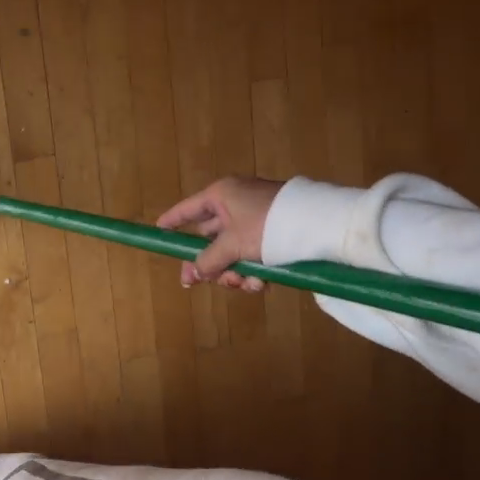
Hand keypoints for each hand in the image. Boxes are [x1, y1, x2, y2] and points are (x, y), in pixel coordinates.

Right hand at [153, 176, 282, 291]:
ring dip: (231, 272)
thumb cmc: (268, 226)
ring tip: (242, 283)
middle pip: (207, 239)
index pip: (186, 210)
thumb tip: (193, 275)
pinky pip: (250, 254)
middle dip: (207, 264)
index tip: (157, 233)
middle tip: (194, 283)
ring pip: (229, 251)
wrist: (323, 225)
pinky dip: (251, 270)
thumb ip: (207, 261)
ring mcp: (254, 219)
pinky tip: (259, 282)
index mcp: (221, 196)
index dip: (171, 223)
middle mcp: (235, 204)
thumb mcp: (232, 245)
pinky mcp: (272, 233)